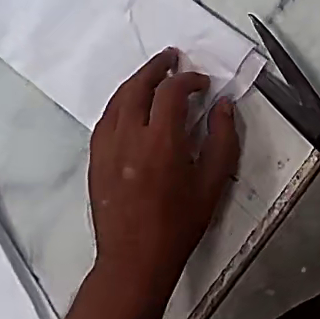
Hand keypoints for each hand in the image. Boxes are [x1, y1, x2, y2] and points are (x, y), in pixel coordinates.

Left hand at [87, 50, 240, 298]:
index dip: (189, 80)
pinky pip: (105, 119)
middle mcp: (130, 138)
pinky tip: (131, 105)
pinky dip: (121, 103)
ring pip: (118, 100)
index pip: (172, 92)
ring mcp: (107, 148)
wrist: (134, 260)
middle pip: (139, 87)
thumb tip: (223, 106)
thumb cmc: (179, 224)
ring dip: (136, 81)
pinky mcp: (95, 159)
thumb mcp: (213, 182)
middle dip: (157, 67)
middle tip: (172, 58)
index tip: (202, 84)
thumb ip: (222, 138)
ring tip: (153, 75)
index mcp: (161, 143)